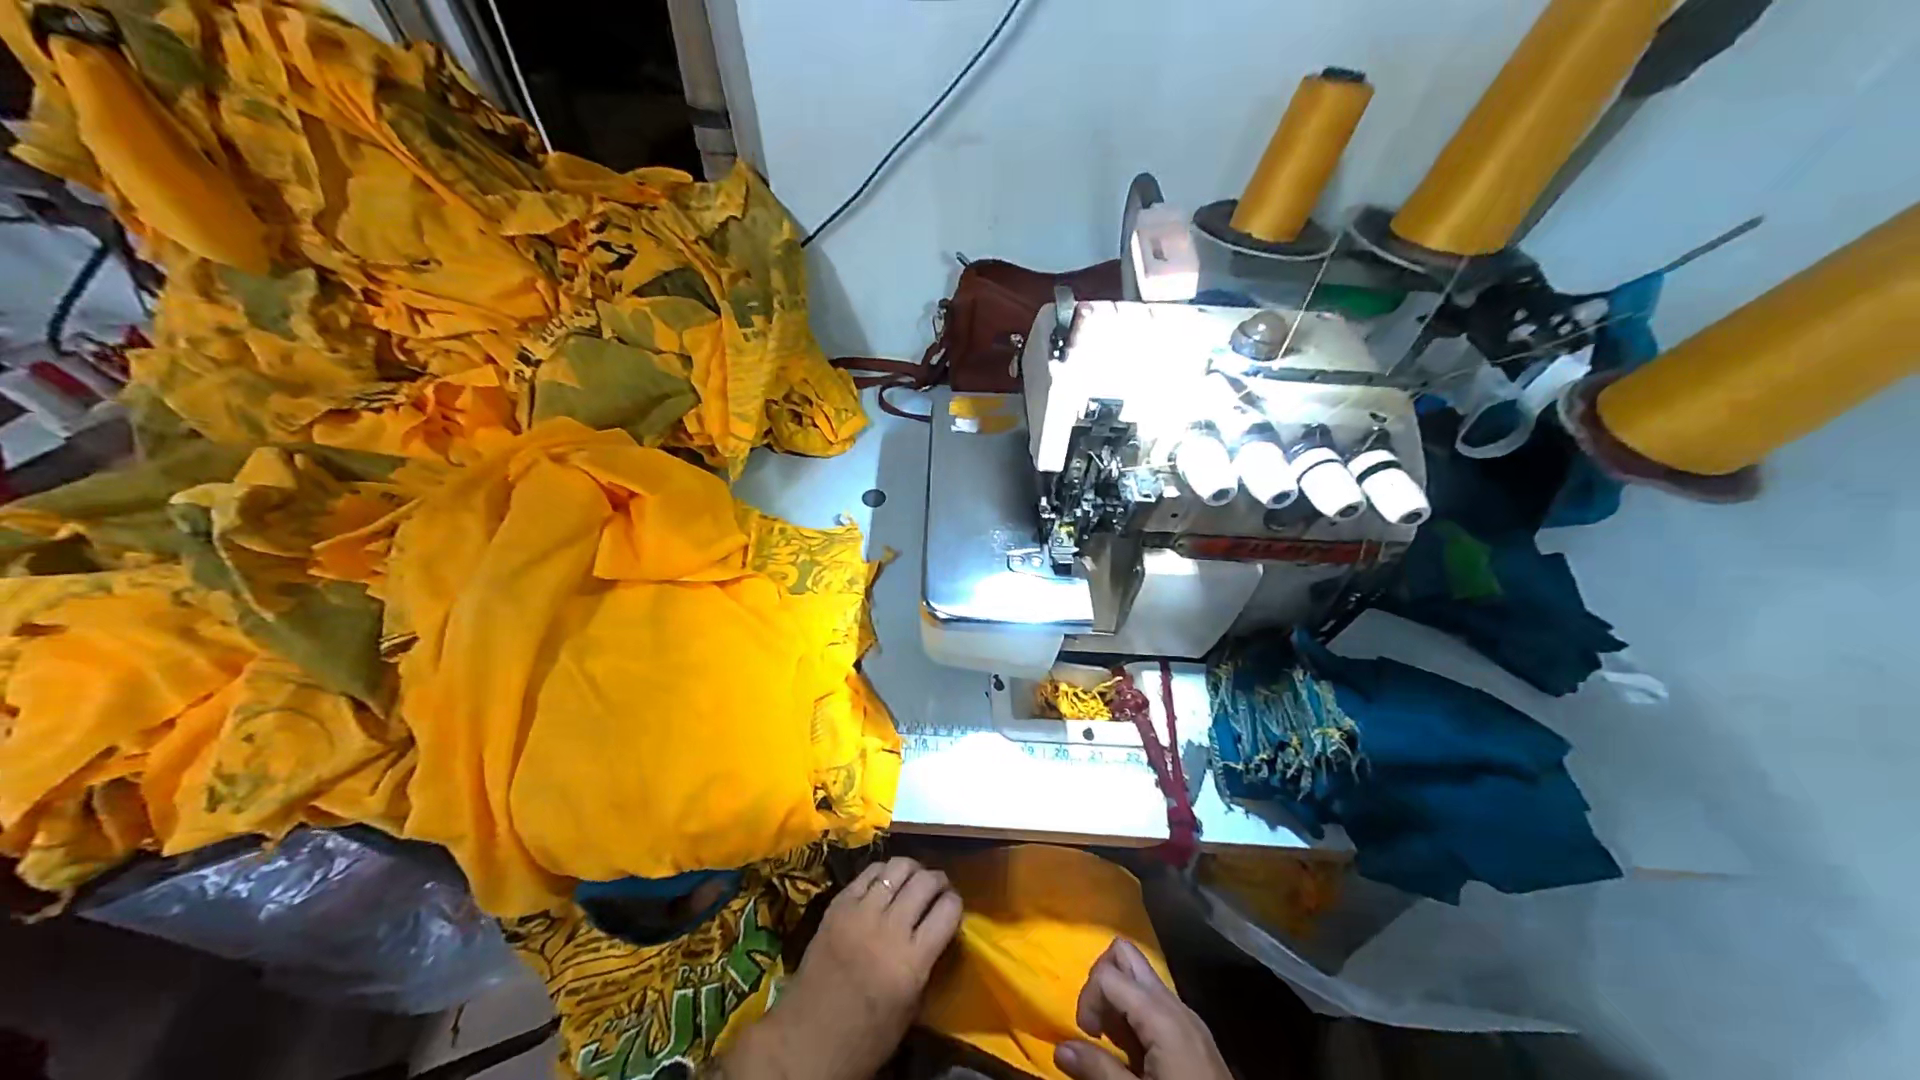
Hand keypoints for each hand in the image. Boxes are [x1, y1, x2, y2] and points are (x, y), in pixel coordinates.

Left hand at [716, 856, 962, 1079]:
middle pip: (926, 882)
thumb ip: (927, 962)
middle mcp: (890, 929)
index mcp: (912, 961)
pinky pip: (868, 873)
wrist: (807, 1039)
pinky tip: (886, 881)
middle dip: (939, 881)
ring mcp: (861, 912)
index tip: (953, 906)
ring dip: (913, 870)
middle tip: (938, 888)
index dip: (956, 903)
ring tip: (914, 879)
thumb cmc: (865, 1037)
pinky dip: (883, 872)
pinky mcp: (838, 905)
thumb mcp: (910, 1008)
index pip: (948, 910)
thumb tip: (937, 929)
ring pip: (898, 868)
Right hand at [1054, 938, 1232, 1079]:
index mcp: (1161, 1015)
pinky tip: (1135, 1052)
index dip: (1087, 998)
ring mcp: (1186, 1015)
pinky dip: (1134, 1011)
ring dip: (1118, 997)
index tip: (1087, 1036)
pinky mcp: (1192, 1032)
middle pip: (1126, 954)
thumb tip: (1060, 1047)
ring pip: (1140, 975)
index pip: (1108, 973)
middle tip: (1098, 1025)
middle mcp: (1174, 1003)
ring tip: (1114, 1043)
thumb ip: (1098, 1070)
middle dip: (1101, 980)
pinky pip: (1154, 1000)